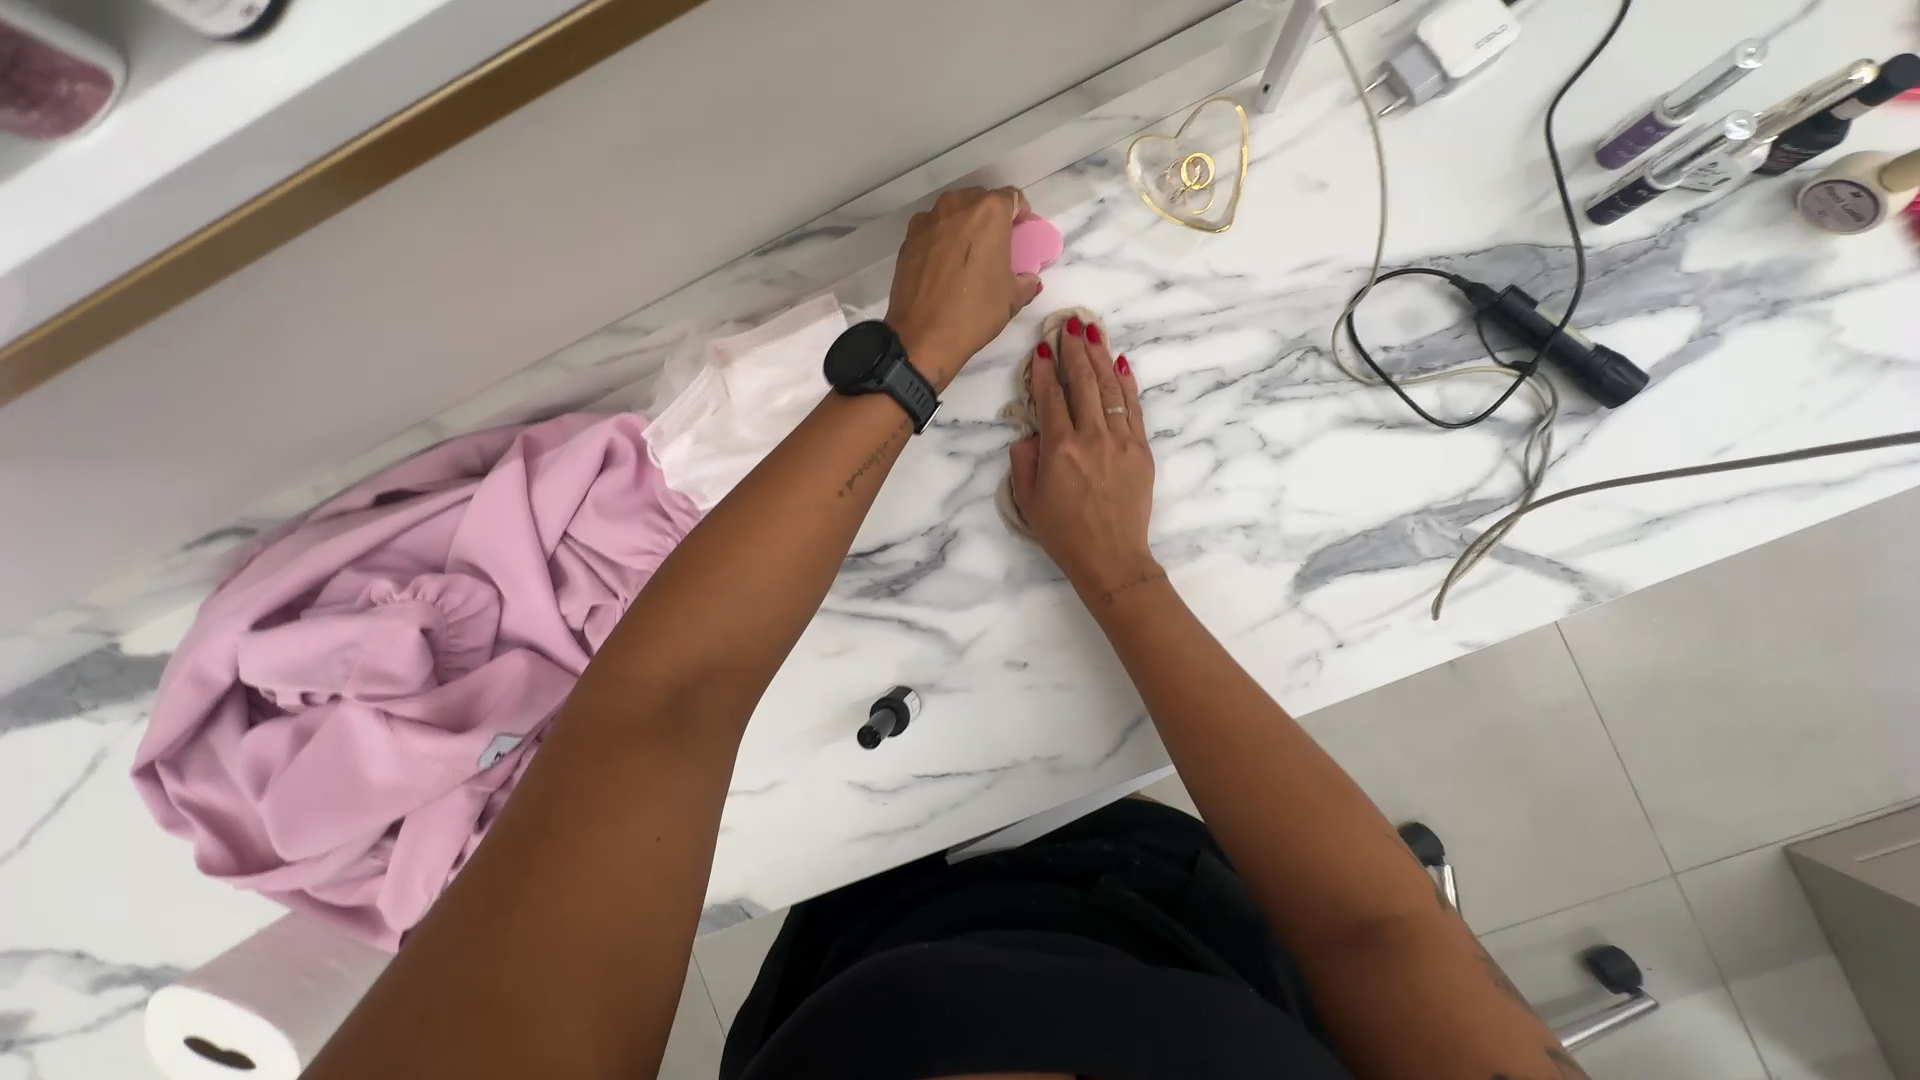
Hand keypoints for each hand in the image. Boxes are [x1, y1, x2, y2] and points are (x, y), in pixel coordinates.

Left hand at [886, 187, 1042, 389]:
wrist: (923, 337)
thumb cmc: (975, 313)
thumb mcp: (1012, 299)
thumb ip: (1026, 281)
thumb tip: (1029, 279)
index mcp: (989, 213)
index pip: (1012, 198)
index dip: (1019, 213)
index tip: (1020, 231)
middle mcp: (957, 206)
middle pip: (980, 200)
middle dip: (990, 217)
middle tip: (994, 244)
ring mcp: (928, 221)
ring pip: (953, 212)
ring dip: (963, 225)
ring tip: (967, 254)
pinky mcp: (908, 239)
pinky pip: (931, 230)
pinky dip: (940, 239)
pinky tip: (943, 265)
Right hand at [1010, 315, 1160, 603]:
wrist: (1111, 558)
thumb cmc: (1064, 534)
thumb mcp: (1028, 500)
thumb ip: (1023, 461)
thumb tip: (1029, 435)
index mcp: (1059, 448)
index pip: (1050, 397)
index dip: (1044, 369)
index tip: (1042, 347)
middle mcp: (1091, 437)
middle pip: (1083, 383)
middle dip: (1075, 350)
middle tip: (1070, 324)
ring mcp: (1120, 442)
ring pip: (1110, 389)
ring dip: (1100, 357)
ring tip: (1093, 333)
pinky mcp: (1141, 451)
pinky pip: (1134, 409)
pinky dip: (1127, 384)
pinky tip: (1120, 364)